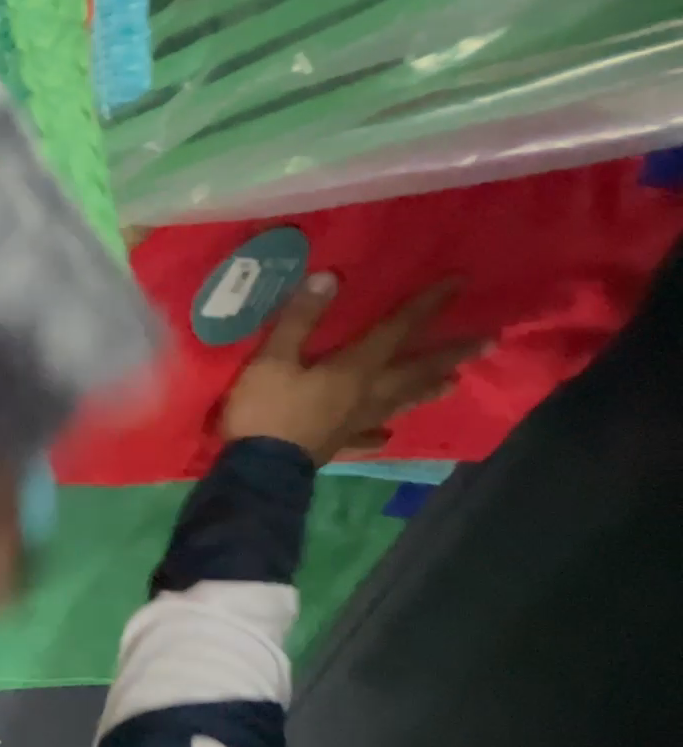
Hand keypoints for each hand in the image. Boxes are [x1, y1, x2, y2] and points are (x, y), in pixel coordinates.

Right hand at [220, 272, 485, 464]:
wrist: (257, 468)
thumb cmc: (264, 409)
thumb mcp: (272, 359)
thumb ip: (299, 320)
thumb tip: (329, 277)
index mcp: (356, 368)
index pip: (398, 330)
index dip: (427, 304)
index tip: (460, 282)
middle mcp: (369, 393)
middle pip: (417, 369)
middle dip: (451, 352)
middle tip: (488, 341)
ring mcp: (357, 422)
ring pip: (402, 402)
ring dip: (429, 390)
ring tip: (453, 382)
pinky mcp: (340, 444)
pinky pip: (368, 438)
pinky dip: (380, 434)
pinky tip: (385, 434)